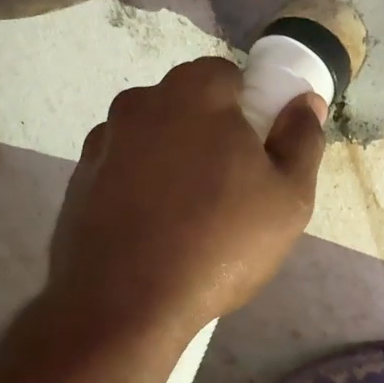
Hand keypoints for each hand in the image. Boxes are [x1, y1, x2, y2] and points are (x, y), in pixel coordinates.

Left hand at [45, 57, 327, 337]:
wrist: (123, 307)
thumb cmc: (220, 243)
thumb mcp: (288, 197)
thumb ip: (302, 139)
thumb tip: (305, 102)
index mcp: (193, 91)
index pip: (229, 76)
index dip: (250, 111)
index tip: (258, 155)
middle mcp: (140, 102)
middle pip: (188, 104)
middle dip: (211, 132)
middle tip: (232, 189)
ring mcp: (102, 141)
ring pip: (153, 137)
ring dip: (173, 159)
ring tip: (189, 217)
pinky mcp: (78, 180)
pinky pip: (123, 169)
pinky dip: (140, 187)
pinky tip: (154, 231)